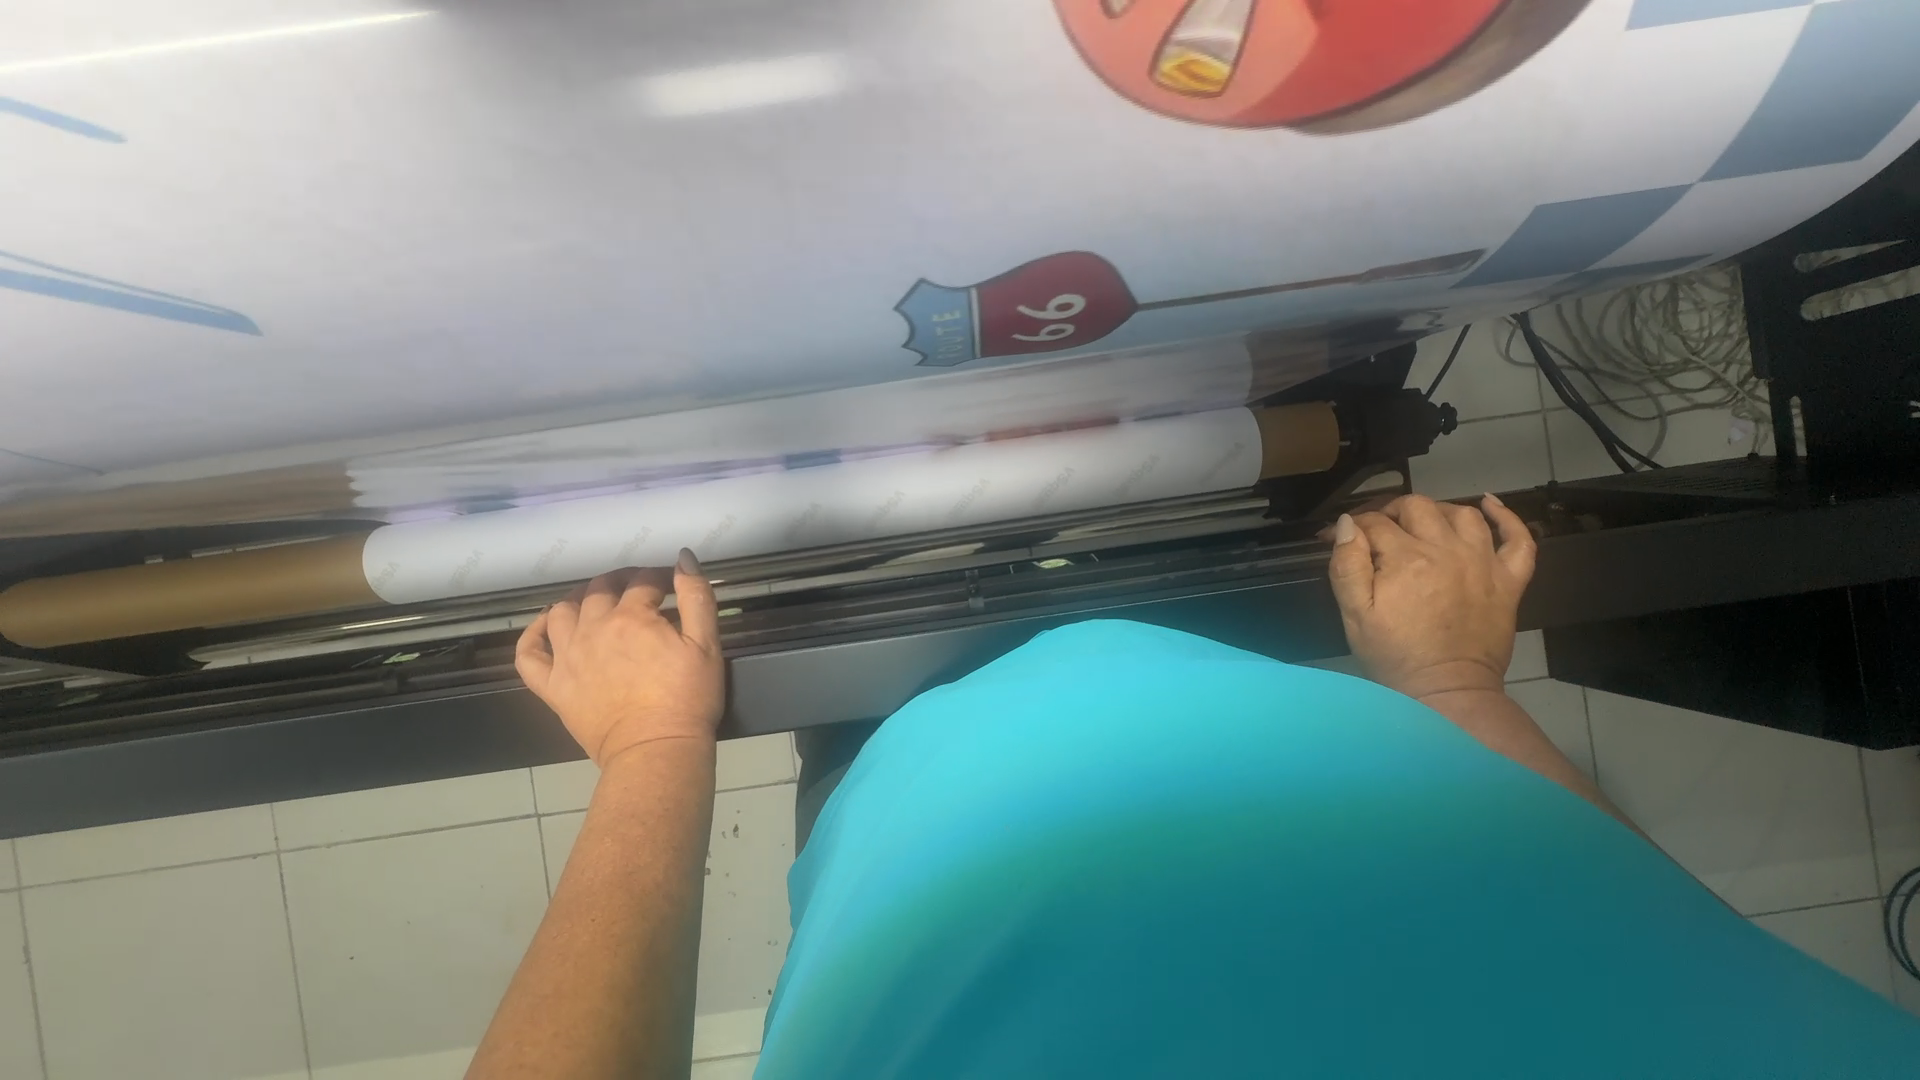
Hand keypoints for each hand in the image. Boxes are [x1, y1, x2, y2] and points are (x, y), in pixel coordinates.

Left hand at [515, 550, 725, 765]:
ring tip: (596, 601)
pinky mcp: (552, 687)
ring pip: (561, 612)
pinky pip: (528, 654)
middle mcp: (593, 630)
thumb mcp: (707, 644)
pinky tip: (546, 625)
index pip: (643, 582)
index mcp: (632, 617)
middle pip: (599, 589)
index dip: (660, 577)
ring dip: (578, 598)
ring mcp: (567, 658)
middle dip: (621, 580)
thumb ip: (697, 596)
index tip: (673, 583)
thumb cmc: (688, 698)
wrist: (656, 750)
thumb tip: (684, 557)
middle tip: (639, 588)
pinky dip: (533, 633)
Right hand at [1326, 493, 1535, 701]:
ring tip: (1420, 525)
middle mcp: (1447, 550)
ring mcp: (1484, 563)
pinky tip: (1489, 504)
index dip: (1349, 527)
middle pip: (1417, 507)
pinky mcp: (1510, 580)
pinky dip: (1506, 517)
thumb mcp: (1354, 614)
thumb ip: (1347, 565)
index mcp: (1406, 559)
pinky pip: (1518, 539)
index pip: (1373, 523)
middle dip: (1390, 512)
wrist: (1447, 691)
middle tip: (1375, 532)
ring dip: (1437, 511)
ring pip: (1462, 514)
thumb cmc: (1393, 655)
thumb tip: (1346, 525)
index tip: (1334, 539)